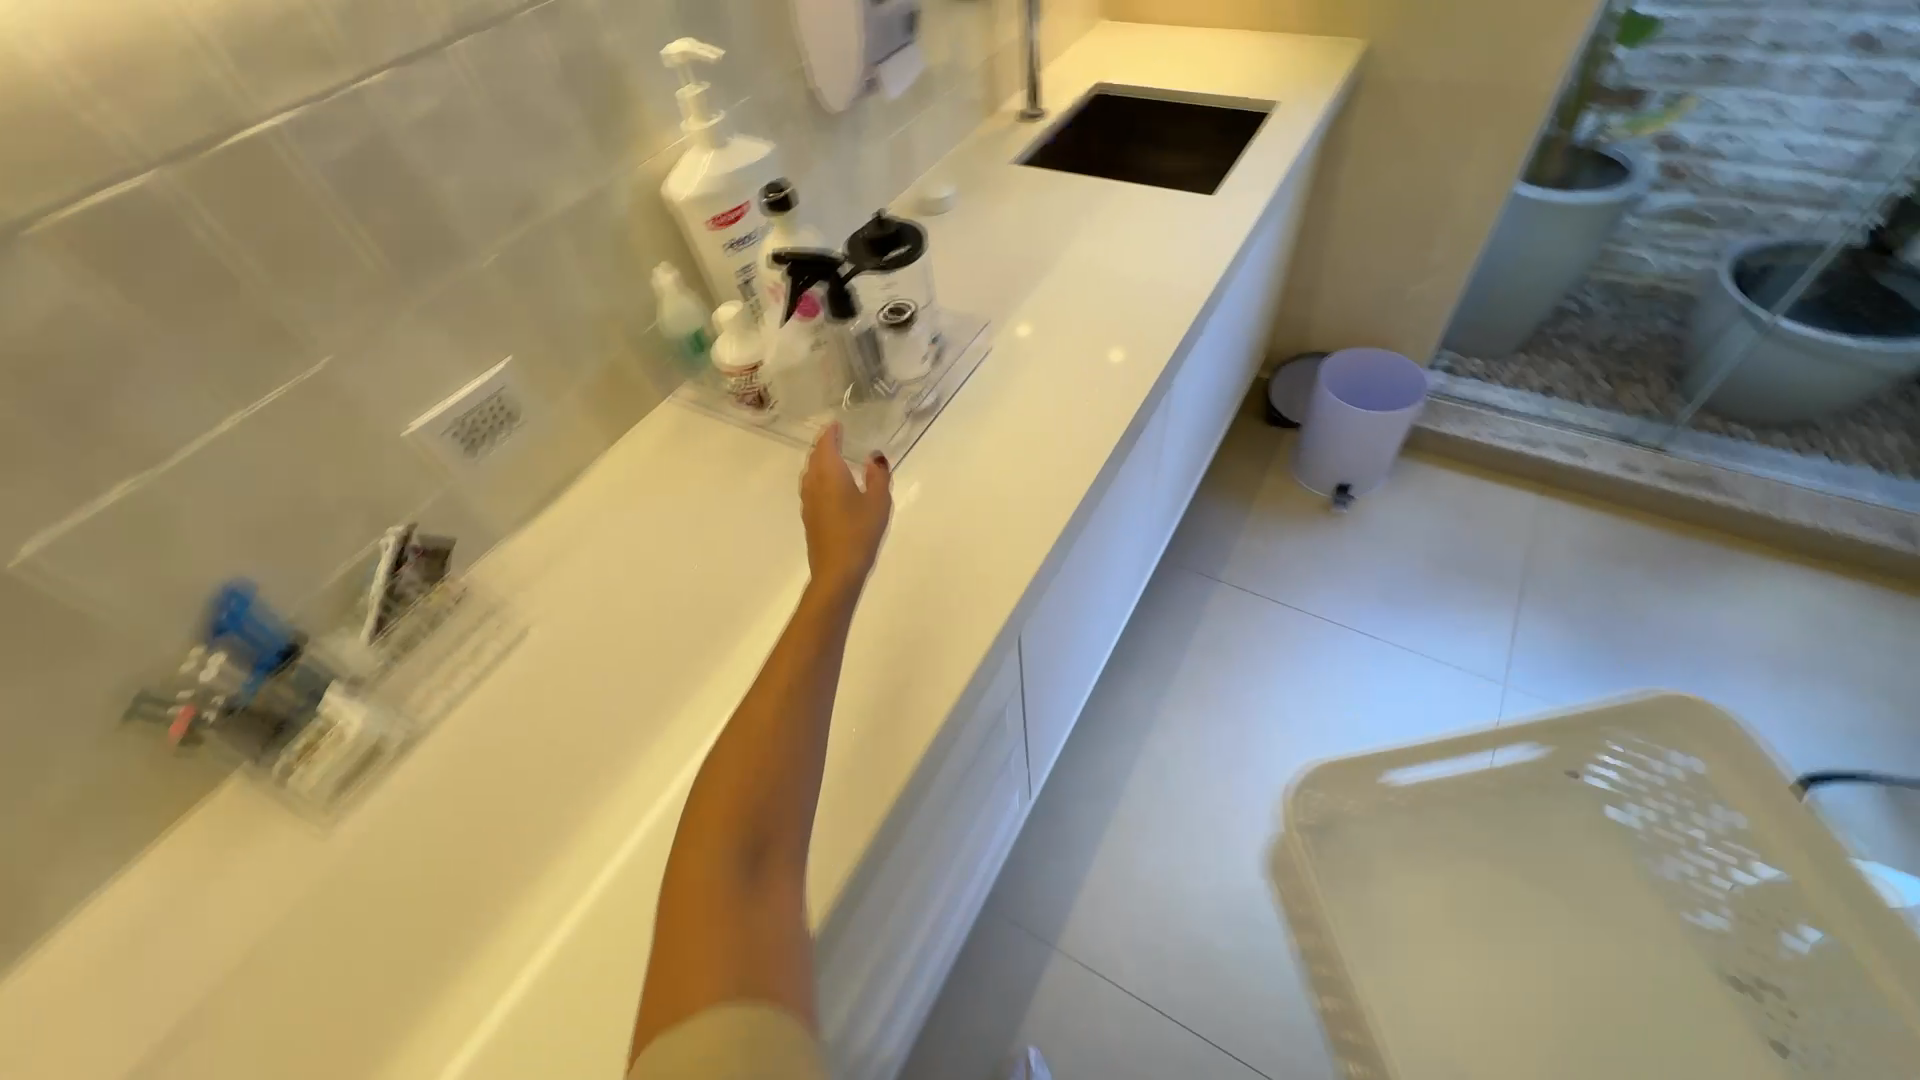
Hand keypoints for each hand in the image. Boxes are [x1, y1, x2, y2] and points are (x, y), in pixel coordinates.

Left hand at [800, 423, 891, 596]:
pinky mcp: (809, 517)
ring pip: (811, 473)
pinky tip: (832, 487)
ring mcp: (808, 501)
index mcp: (829, 473)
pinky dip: (820, 479)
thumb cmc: (860, 531)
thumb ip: (877, 476)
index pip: (825, 444)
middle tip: (837, 437)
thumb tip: (874, 458)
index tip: (837, 424)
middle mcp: (813, 482)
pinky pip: (812, 488)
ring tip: (835, 459)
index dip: (831, 432)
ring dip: (821, 462)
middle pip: (815, 456)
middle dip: (825, 445)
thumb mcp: (878, 501)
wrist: (837, 570)